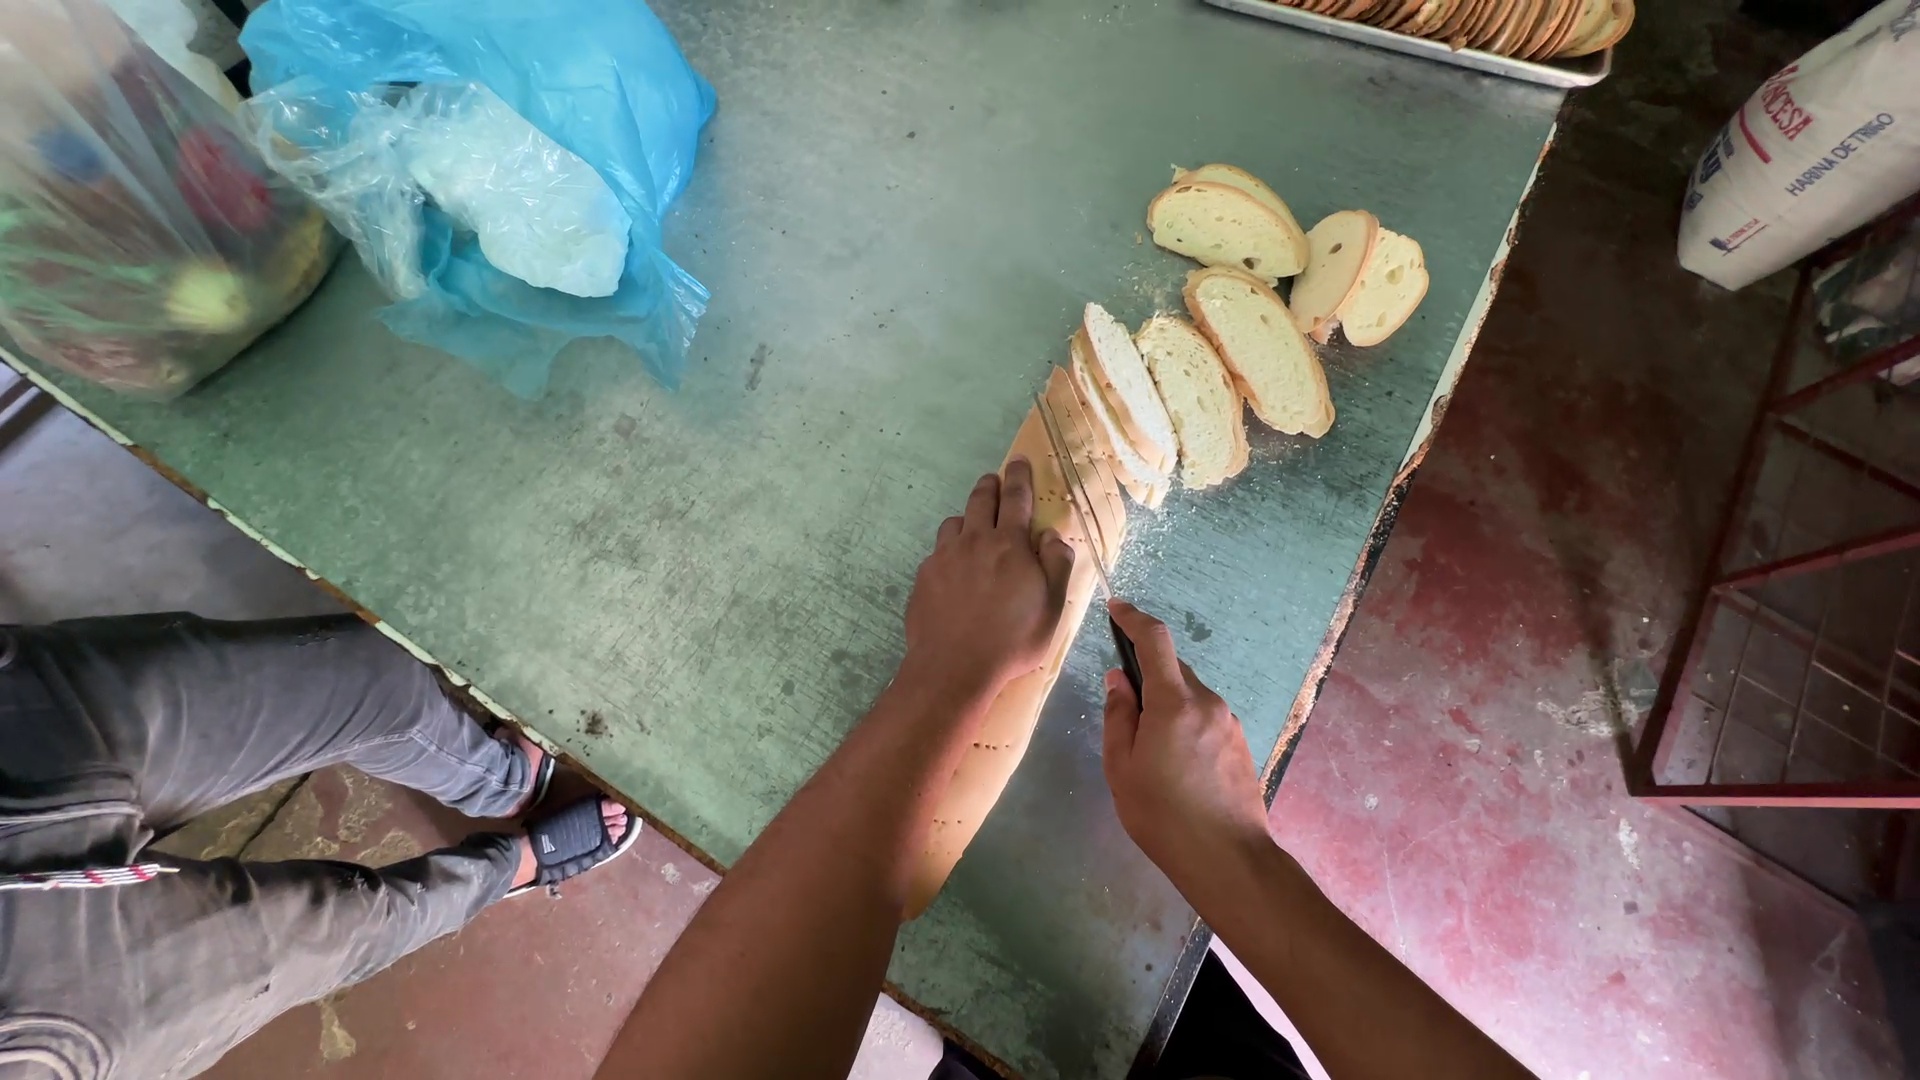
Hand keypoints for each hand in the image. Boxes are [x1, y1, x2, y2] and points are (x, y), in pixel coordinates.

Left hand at [902, 458, 1075, 694]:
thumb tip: (1050, 535)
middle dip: (990, 485)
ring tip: (973, 528)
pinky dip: (949, 551)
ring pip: (955, 523)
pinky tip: (953, 571)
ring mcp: (944, 557)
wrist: (953, 666)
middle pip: (981, 500)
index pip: (1017, 499)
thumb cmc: (1012, 640)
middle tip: (994, 479)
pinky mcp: (924, 576)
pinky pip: (938, 552)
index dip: (1020, 477)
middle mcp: (975, 541)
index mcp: (1010, 545)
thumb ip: (1056, 565)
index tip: (1019, 461)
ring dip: (967, 518)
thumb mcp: (1052, 607)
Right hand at [1103, 600, 1271, 894]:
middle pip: (1173, 669)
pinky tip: (1176, 764)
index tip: (1116, 607)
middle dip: (1147, 676)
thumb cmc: (1163, 815)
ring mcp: (1229, 723)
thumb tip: (1119, 679)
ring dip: (1166, 704)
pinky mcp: (1240, 744)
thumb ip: (1118, 716)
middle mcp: (1208, 703)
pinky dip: (1184, 722)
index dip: (1133, 618)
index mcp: (1175, 703)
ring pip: (1189, 695)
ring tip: (1150, 751)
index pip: (1155, 641)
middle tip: (1125, 714)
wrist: (1229, 861)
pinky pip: (1204, 717)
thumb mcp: (1122, 767)